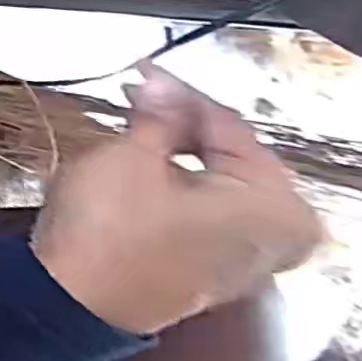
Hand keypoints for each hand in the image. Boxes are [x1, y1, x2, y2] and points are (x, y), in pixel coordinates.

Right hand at [31, 66, 323, 334]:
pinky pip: (204, 202)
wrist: (81, 291)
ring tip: (129, 120)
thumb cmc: (111, 226)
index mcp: (275, 204)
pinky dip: (173, 175)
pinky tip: (137, 158)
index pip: (228, 125)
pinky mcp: (216, 259)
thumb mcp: (130, 157)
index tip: (143, 69)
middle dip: (177, 121)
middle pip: (227, 153)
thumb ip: (156, 117)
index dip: (178, 91)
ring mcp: (251, 251)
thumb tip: (164, 84)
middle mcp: (280, 231)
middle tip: (133, 92)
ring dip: (171, 146)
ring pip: (213, 177)